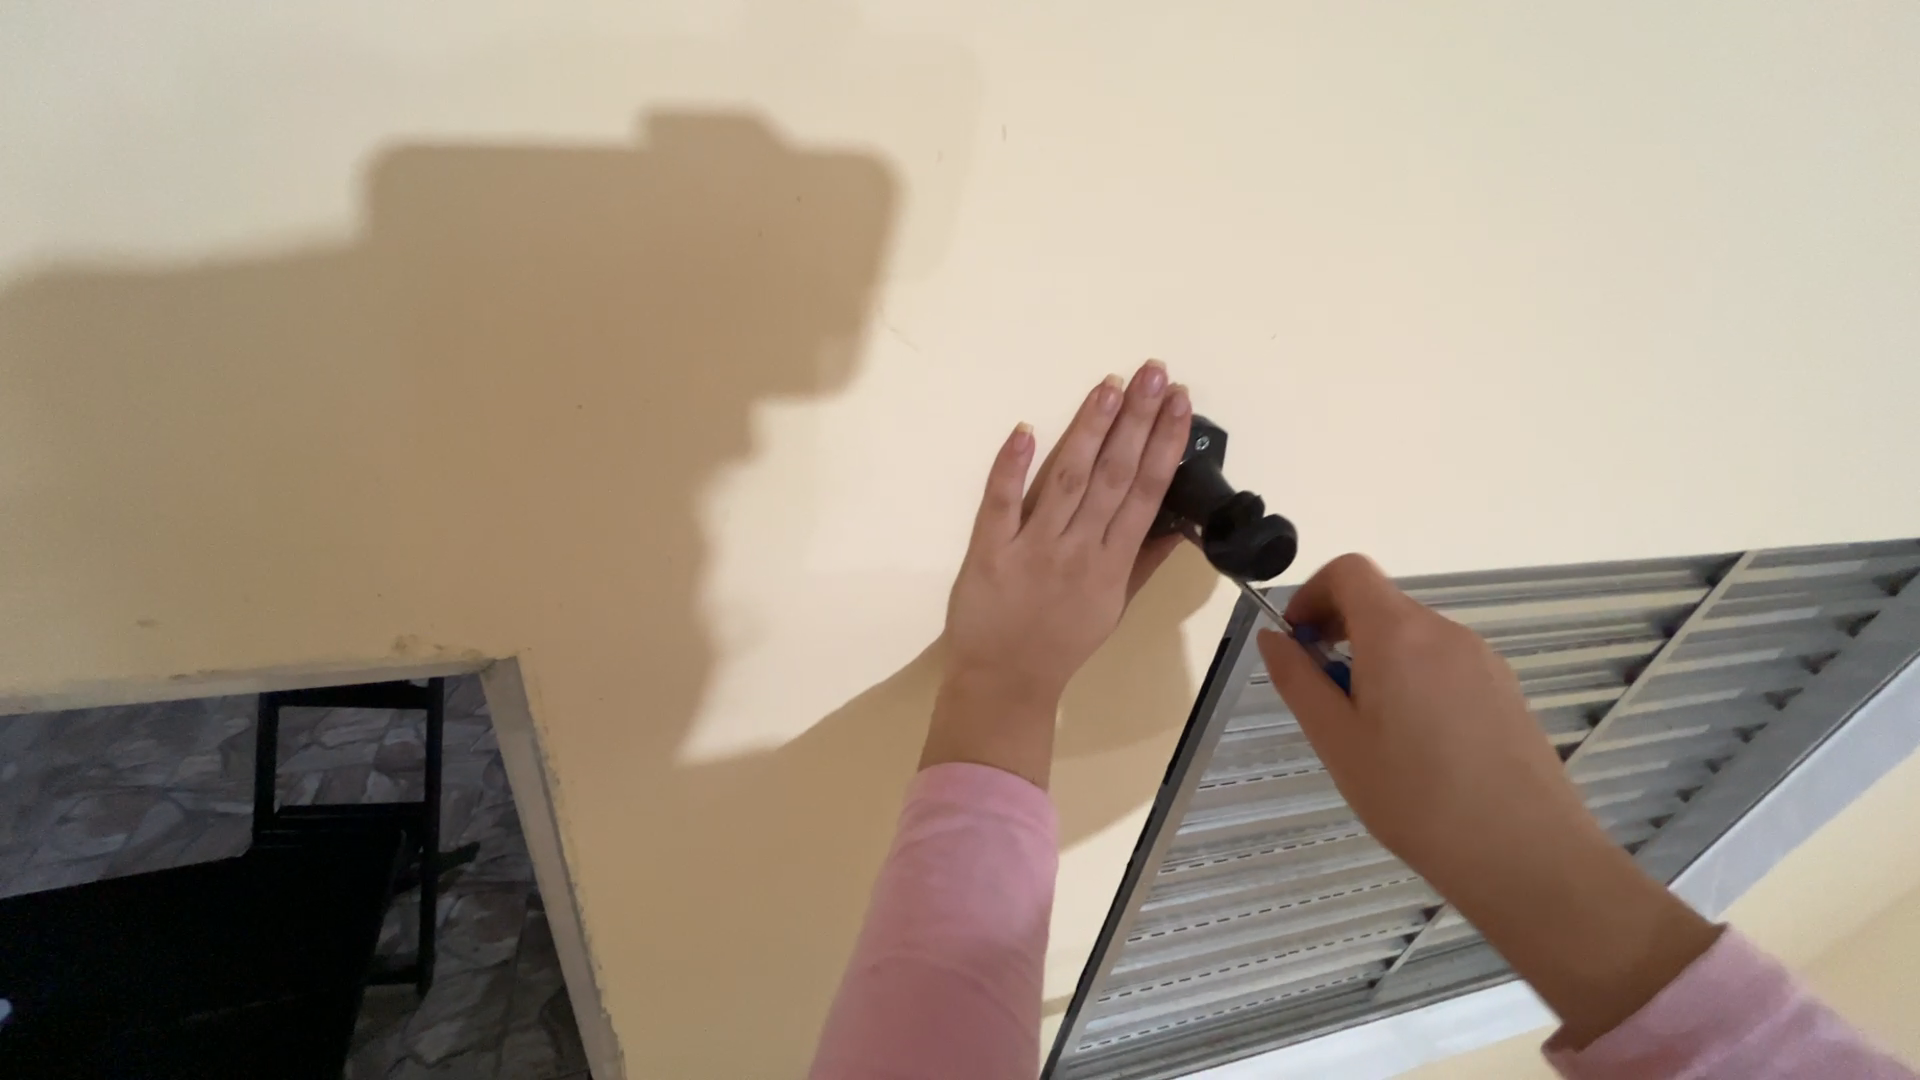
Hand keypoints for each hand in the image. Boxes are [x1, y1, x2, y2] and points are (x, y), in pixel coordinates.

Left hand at [919, 362, 1191, 789]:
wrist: (1005, 682)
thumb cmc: (1062, 645)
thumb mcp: (1114, 609)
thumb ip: (1144, 564)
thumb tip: (1178, 524)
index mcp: (1113, 563)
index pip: (1146, 493)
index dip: (1165, 444)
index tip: (1180, 403)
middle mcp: (1079, 549)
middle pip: (1113, 476)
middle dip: (1137, 421)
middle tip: (1155, 373)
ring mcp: (1032, 549)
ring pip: (1065, 481)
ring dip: (1088, 431)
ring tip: (1109, 386)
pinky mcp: (988, 551)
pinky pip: (1000, 504)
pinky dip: (1011, 468)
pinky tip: (1025, 430)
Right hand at [1259, 554, 1717, 1047]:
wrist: (1529, 860)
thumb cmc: (1413, 798)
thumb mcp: (1334, 738)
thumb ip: (1296, 677)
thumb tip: (1273, 636)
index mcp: (1398, 634)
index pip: (1348, 571)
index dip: (1311, 593)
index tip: (1297, 640)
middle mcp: (1445, 632)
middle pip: (1378, 601)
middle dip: (1337, 629)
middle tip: (1322, 691)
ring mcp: (1482, 660)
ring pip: (1409, 634)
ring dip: (1372, 656)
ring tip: (1367, 727)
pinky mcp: (1504, 689)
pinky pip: (1441, 661)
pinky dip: (1409, 676)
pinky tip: (1413, 741)